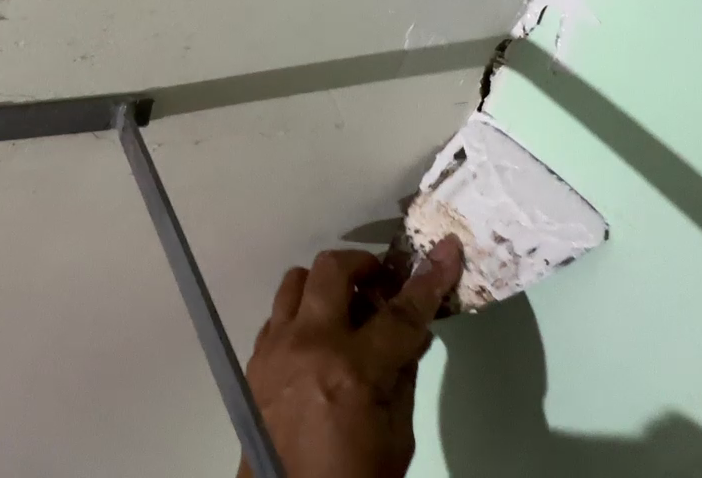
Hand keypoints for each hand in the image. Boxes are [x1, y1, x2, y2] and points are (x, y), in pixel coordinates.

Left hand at [235, 236, 464, 477]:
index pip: (400, 313)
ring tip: (347, 308)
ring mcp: (275, 343)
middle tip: (381, 284)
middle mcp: (309, 342)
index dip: (428, 280)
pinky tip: (318, 338)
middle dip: (362, 266)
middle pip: (331, 270)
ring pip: (296, 280)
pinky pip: (279, 311)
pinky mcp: (256, 352)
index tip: (445, 248)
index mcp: (353, 369)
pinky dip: (302, 312)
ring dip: (325, 284)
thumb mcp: (396, 435)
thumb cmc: (354, 475)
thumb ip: (402, 374)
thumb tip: (411, 331)